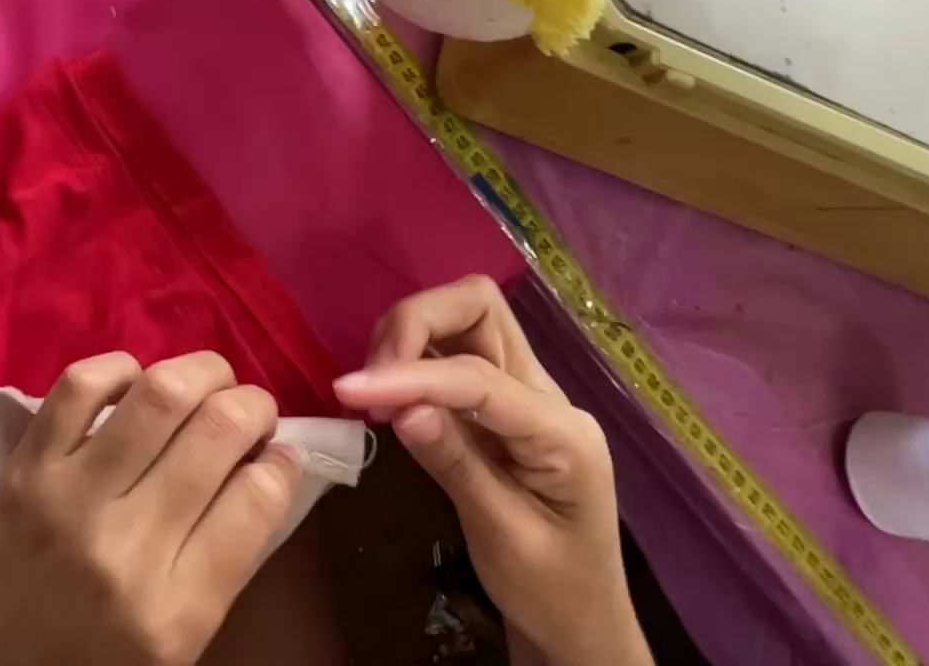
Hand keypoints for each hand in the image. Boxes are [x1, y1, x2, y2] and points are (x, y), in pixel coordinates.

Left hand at [0, 352, 303, 665]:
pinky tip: (136, 382)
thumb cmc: (92, 662)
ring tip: (208, 381)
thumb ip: (225, 557)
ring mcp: (68, 499)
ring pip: (160, 395)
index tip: (279, 450)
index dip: (282, 460)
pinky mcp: (24, 467)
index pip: (258, 501)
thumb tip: (269, 462)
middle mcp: (126, 549)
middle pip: (217, 432)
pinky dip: (121, 367)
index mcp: (174, 612)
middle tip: (250, 410)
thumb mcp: (177, 641)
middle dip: (253, 405)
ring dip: (202, 372)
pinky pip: (82, 384)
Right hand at [333, 276, 651, 665]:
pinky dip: (411, 355)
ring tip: (374, 390)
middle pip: (479, 307)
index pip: (478, 378)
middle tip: (370, 376)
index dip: (410, 375)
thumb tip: (400, 408)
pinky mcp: (497, 398)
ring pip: (462, 317)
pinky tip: (390, 392)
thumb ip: (454, 465)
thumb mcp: (503, 538)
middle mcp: (545, 393)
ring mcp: (522, 389)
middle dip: (415, 320)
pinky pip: (451, 350)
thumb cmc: (550, 591)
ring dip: (409, 334)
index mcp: (562, 432)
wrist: (580, 622)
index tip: (348, 388)